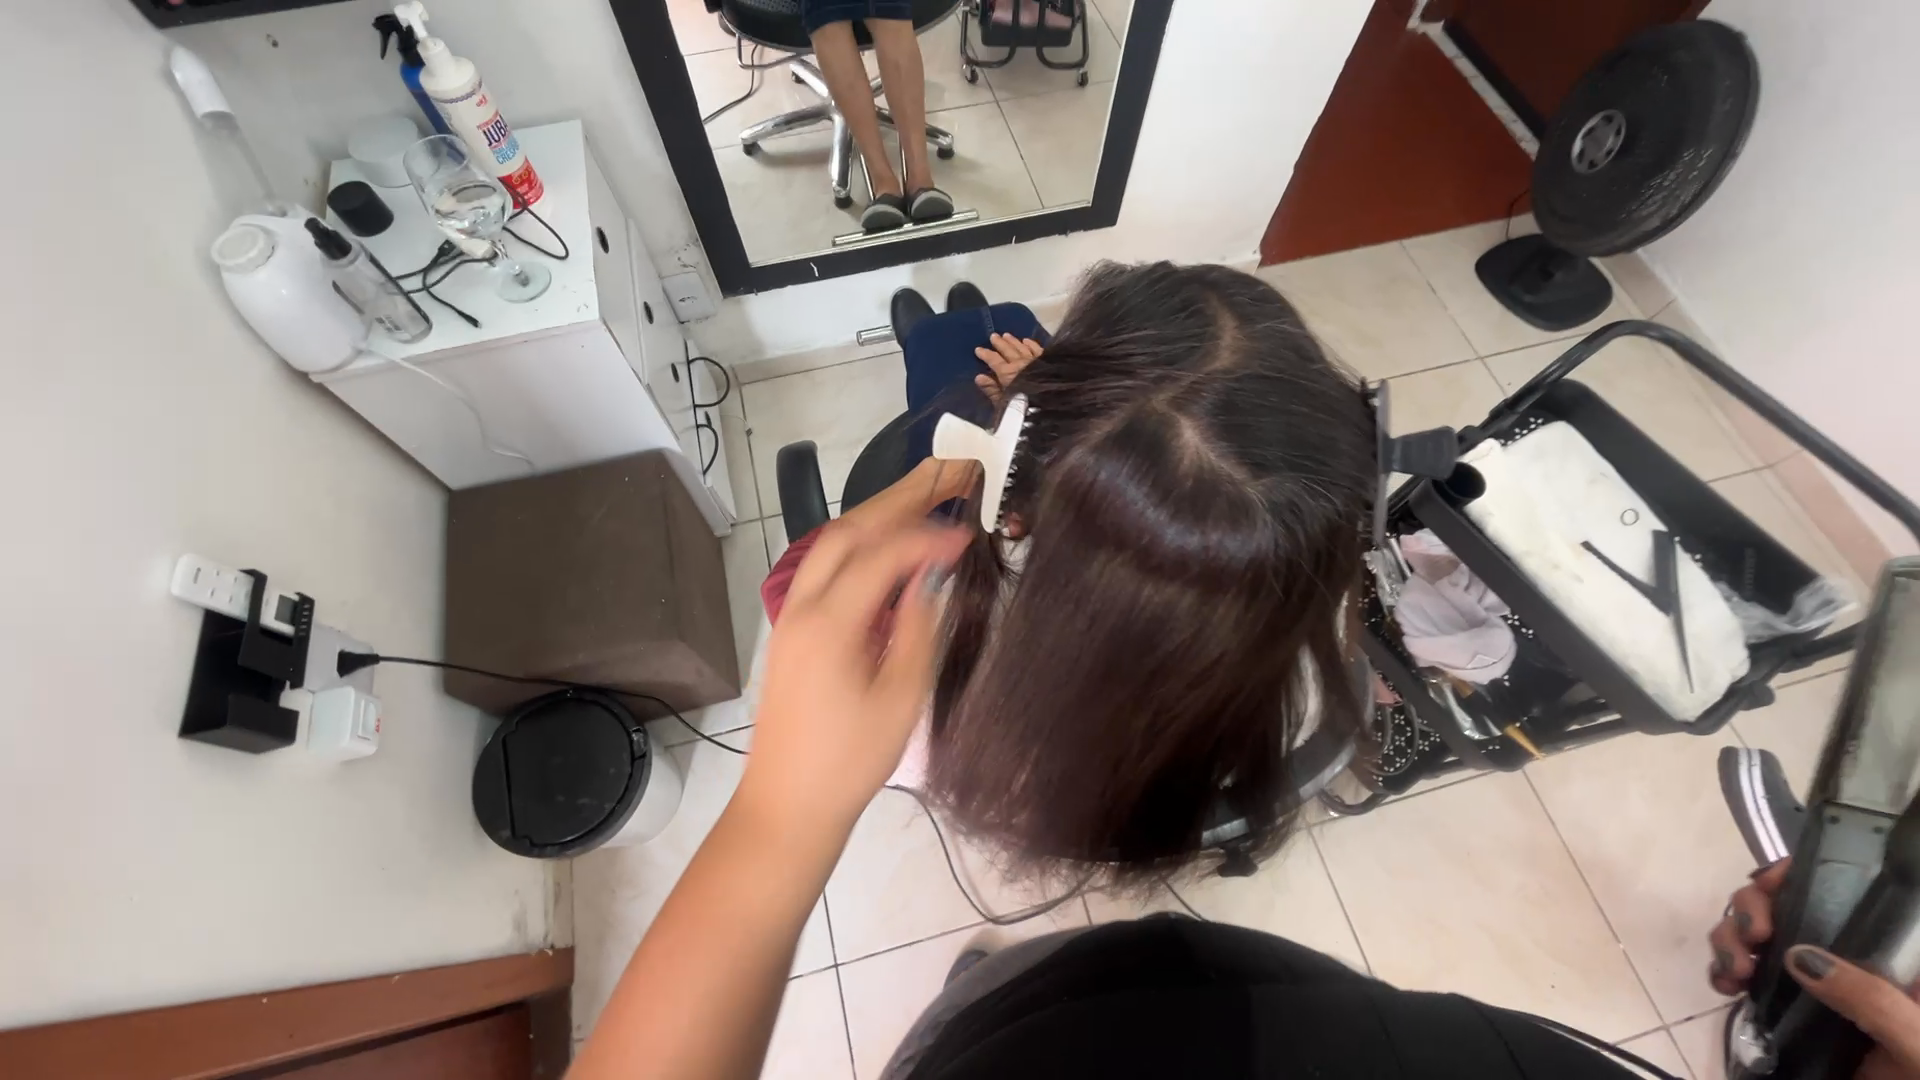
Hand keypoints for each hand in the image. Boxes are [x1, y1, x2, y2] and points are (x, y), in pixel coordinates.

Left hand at [741, 520, 968, 828]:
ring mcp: (789, 618)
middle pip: (844, 532)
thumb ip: (918, 630)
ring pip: (828, 547)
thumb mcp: (900, 699)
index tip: (966, 533)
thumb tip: (932, 580)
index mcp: (829, 623)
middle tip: (941, 487)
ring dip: (873, 521)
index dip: (926, 537)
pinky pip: (822, 570)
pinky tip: (886, 554)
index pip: (881, 555)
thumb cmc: (849, 761)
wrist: (787, 804)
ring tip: (918, 507)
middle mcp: (800, 608)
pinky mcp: (790, 632)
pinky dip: (857, 548)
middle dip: (894, 504)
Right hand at [974, 333, 1042, 403]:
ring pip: (1021, 347)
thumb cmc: (1024, 408)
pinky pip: (1037, 349)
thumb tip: (979, 377)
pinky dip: (1031, 344)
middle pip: (1008, 350)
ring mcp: (1034, 360)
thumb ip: (992, 390)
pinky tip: (1027, 340)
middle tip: (994, 336)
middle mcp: (1020, 363)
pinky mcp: (1047, 362)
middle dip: (1000, 343)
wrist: (1050, 405)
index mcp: (1008, 373)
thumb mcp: (1003, 404)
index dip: (985, 354)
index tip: (978, 349)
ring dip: (1013, 341)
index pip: (994, 360)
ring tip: (1007, 335)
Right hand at [1711, 859, 1919, 1077]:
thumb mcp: (1919, 1047)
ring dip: (1729, 942)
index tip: (1764, 883)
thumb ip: (1875, 1003)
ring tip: (1731, 972)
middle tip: (1747, 938)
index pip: (1842, 897)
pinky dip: (1723, 969)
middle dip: (1749, 913)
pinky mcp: (1788, 1003)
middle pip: (1783, 908)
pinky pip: (1742, 969)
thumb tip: (1798, 955)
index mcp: (1891, 962)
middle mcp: (1847, 960)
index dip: (1796, 877)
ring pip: (1753, 935)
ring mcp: (1814, 981)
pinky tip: (1724, 985)